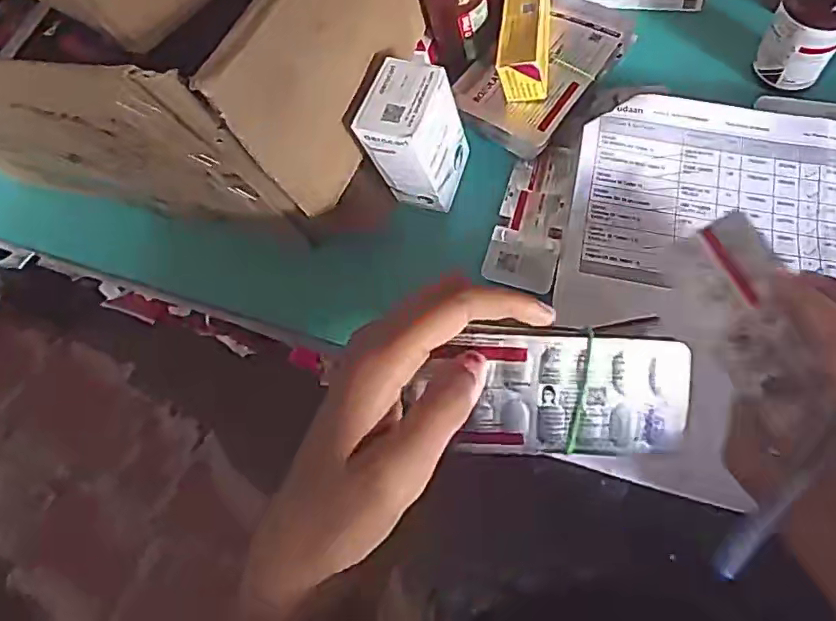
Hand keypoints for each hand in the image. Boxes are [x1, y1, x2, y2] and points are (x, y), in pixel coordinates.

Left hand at [239, 276, 553, 617]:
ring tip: (517, 334)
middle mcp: (373, 340)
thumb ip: (441, 413)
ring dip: (477, 311)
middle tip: (536, 323)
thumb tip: (480, 361)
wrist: (291, 540)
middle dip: (494, 299)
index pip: (451, 307)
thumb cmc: (342, 514)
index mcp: (380, 360)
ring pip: (434, 305)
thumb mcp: (398, 476)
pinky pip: (425, 326)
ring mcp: (370, 350)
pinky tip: (477, 353)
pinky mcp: (374, 364)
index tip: (544, 315)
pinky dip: (459, 328)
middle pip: (443, 294)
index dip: (502, 302)